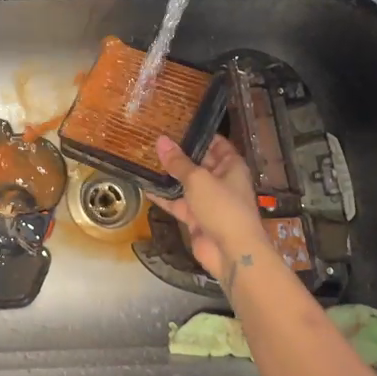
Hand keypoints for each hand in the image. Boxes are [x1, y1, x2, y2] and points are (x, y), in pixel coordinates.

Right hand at [150, 135, 269, 288]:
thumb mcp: (198, 179)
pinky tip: (145, 186)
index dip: (199, 133)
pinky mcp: (196, 219)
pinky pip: (177, 203)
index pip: (216, 143)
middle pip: (199, 162)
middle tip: (153, 139)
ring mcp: (208, 201)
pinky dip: (163, 197)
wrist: (232, 252)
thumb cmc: (222, 207)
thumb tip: (161, 140)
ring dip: (168, 175)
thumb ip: (178, 162)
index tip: (176, 123)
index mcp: (231, 166)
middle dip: (179, 154)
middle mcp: (221, 181)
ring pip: (186, 184)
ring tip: (144, 158)